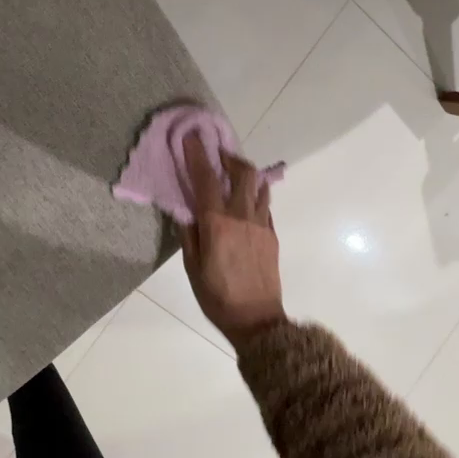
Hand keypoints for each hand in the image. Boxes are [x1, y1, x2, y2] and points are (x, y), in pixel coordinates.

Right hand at [180, 133, 284, 348]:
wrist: (257, 320)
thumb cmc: (216, 297)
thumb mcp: (192, 267)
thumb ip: (189, 235)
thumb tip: (186, 211)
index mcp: (217, 223)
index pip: (206, 180)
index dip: (197, 155)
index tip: (191, 137)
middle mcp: (241, 217)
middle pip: (242, 173)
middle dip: (229, 157)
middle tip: (217, 153)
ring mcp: (261, 224)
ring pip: (259, 186)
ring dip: (245, 173)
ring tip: (233, 172)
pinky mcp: (272, 235)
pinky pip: (265, 205)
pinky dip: (255, 194)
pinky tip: (246, 200)